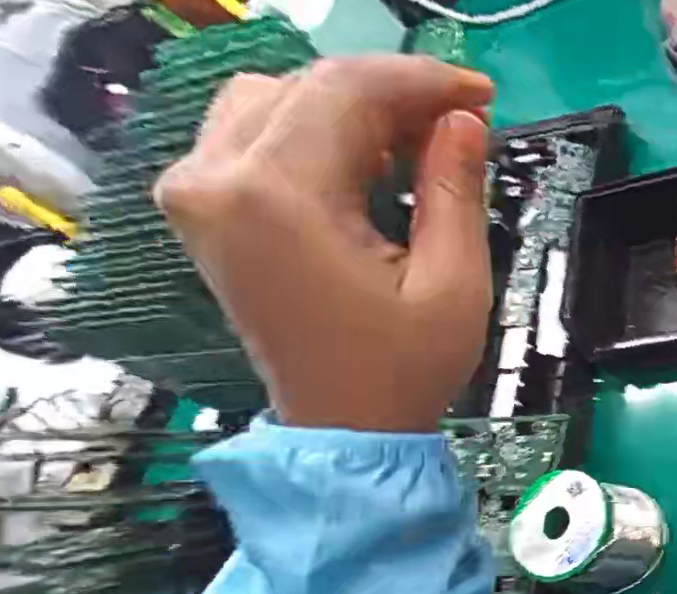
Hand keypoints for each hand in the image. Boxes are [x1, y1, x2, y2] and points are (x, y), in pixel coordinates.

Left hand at [155, 56, 494, 431]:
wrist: (347, 428)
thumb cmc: (407, 370)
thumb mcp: (454, 287)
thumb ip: (455, 194)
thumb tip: (463, 122)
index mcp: (277, 197)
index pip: (346, 93)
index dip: (421, 83)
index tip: (481, 94)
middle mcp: (213, 176)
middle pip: (305, 87)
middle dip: (390, 96)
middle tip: (458, 125)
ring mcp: (195, 191)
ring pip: (273, 101)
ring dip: (350, 112)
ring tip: (416, 147)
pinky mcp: (203, 209)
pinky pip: (253, 136)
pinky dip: (315, 136)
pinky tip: (365, 165)